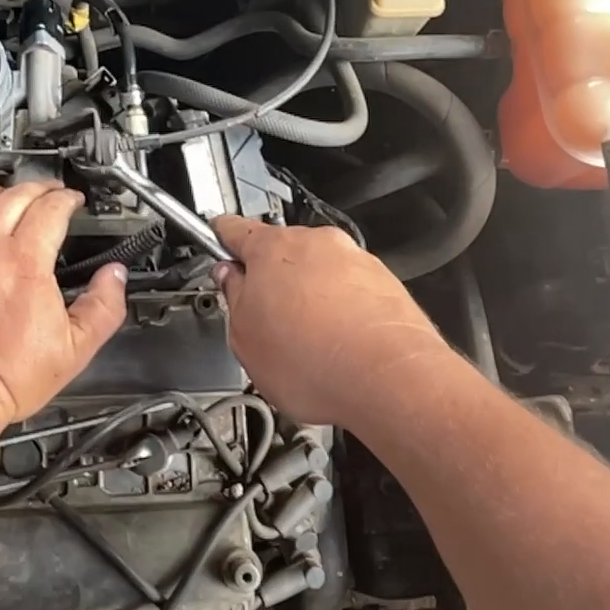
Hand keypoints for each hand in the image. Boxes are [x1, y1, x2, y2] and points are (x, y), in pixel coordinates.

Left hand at [0, 181, 126, 428]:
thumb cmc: (2, 378)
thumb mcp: (73, 350)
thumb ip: (102, 307)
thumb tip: (114, 278)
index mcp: (24, 260)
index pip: (51, 207)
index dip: (67, 200)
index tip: (71, 203)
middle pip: (14, 195)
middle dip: (38, 191)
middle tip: (46, 198)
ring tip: (2, 200)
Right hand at [213, 217, 450, 426]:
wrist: (390, 381)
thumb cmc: (318, 361)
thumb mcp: (244, 339)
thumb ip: (233, 298)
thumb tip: (232, 283)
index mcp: (271, 248)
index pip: (234, 228)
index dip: (220, 236)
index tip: (218, 239)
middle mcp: (316, 244)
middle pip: (281, 253)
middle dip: (271, 280)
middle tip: (263, 318)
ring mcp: (354, 261)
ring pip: (319, 273)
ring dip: (309, 298)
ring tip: (306, 345)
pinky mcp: (385, 284)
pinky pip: (351, 292)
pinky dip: (341, 312)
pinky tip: (337, 349)